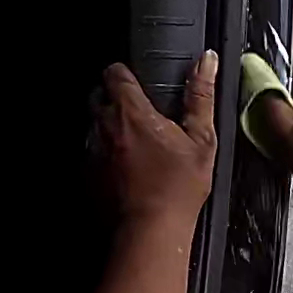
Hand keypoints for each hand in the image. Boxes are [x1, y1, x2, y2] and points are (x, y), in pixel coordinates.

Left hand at [95, 54, 217, 221]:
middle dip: (115, 100)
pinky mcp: (86, 174)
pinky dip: (105, 154)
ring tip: (136, 145)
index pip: (114, 73)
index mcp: (131, 111)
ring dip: (109, 128)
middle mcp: (104, 126)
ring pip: (93, 125)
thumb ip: (201, 95)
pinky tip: (126, 168)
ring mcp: (91, 151)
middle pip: (99, 96)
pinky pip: (91, 152)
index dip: (125, 74)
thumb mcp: (201, 139)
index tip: (138, 83)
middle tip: (141, 116)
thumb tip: (206, 61)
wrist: (150, 230)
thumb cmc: (177, 188)